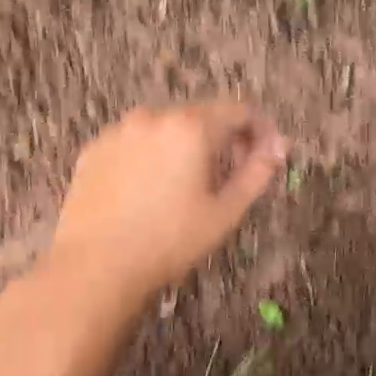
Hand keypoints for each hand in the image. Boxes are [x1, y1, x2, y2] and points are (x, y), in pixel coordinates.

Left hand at [45, 102, 287, 304]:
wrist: (97, 264)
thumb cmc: (173, 239)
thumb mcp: (228, 209)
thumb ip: (259, 171)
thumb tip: (280, 145)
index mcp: (192, 128)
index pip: (240, 110)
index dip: (262, 130)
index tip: (268, 156)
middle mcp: (153, 117)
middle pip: (204, 114)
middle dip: (227, 138)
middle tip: (235, 175)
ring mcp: (119, 131)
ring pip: (170, 127)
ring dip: (192, 145)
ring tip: (194, 184)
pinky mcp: (95, 148)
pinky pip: (139, 140)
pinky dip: (157, 154)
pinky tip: (156, 190)